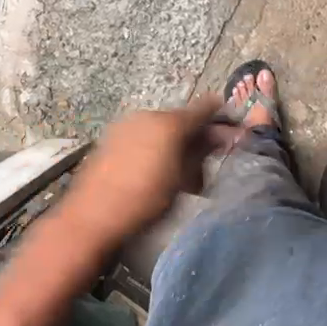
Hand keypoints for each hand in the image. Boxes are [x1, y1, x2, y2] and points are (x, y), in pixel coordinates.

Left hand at [57, 94, 228, 247]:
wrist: (91, 218)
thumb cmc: (144, 200)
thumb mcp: (182, 179)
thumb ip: (202, 152)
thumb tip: (222, 136)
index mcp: (168, 122)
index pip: (205, 108)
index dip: (223, 117)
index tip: (235, 131)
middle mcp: (146, 116)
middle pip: (182, 120)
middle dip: (199, 138)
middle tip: (210, 163)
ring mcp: (125, 126)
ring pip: (162, 130)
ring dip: (177, 146)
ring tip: (184, 177)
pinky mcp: (110, 140)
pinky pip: (143, 138)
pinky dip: (157, 150)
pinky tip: (159, 174)